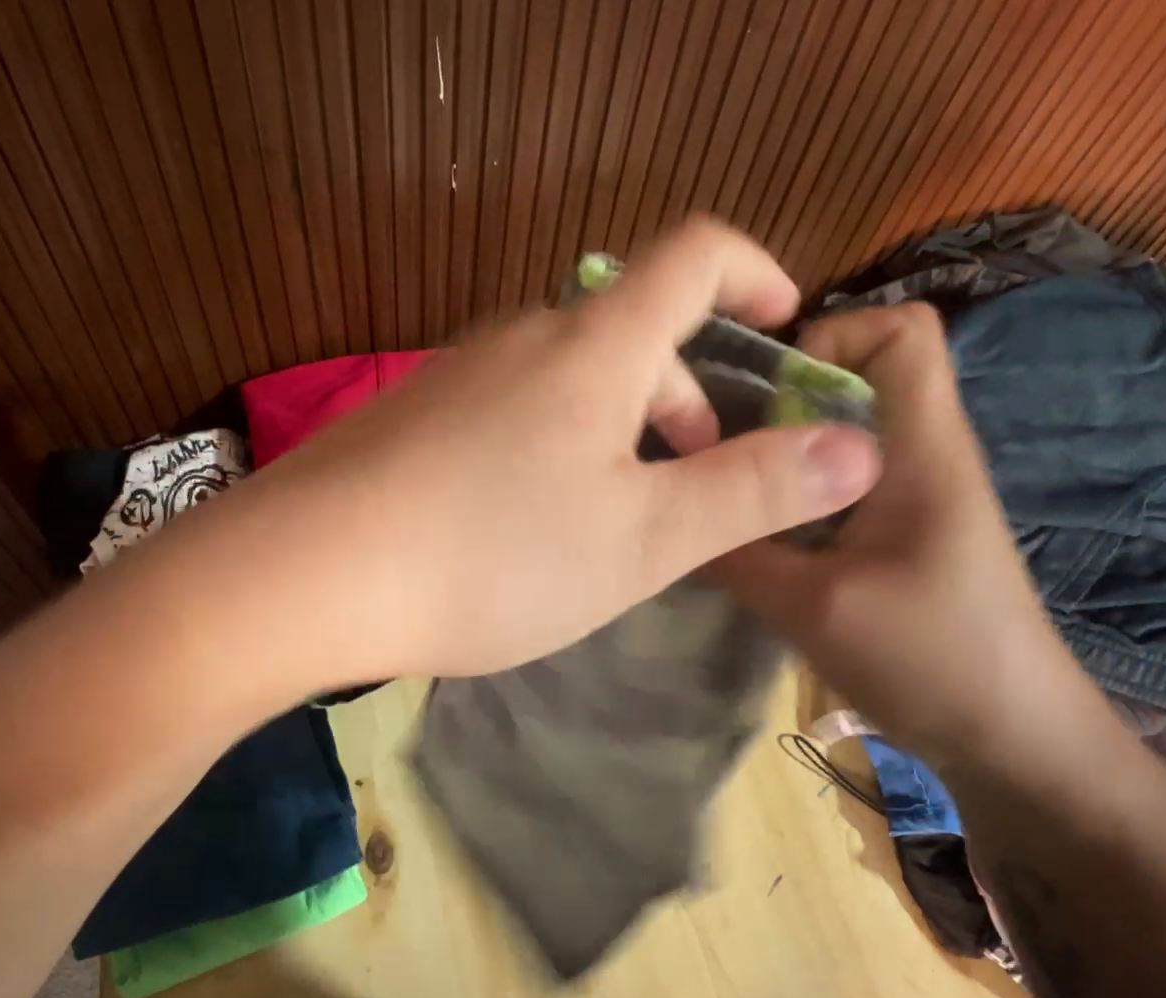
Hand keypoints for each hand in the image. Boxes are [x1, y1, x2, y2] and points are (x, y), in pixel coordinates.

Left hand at [247, 219, 880, 679]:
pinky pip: (501, 411)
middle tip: (694, 483)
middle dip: (682, 396)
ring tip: (610, 521)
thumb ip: (750, 490)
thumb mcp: (639, 539)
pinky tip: (519, 526)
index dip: (754, 270)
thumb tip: (859, 446)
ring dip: (611, 431)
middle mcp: (517, 337)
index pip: (692, 254)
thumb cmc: (492, 555)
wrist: (306, 575)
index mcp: (591, 346)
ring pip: (561, 379)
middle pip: (627, 332)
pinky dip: (544, 447)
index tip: (785, 323)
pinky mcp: (403, 416)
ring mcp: (451, 374)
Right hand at [712, 303, 1096, 764]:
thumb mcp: (812, 605)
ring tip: (715, 488)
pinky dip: (784, 494)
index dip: (832, 332)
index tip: (763, 390)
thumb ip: (736, 553)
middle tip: (708, 444)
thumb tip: (665, 515)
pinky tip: (747, 534)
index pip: (902, 331)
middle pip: (852, 378)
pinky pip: (828, 485)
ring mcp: (905, 498)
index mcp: (921, 449)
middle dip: (775, 396)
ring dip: (773, 452)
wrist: (1013, 742)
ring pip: (832, 436)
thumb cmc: (933, 658)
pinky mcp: (891, 536)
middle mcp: (916, 456)